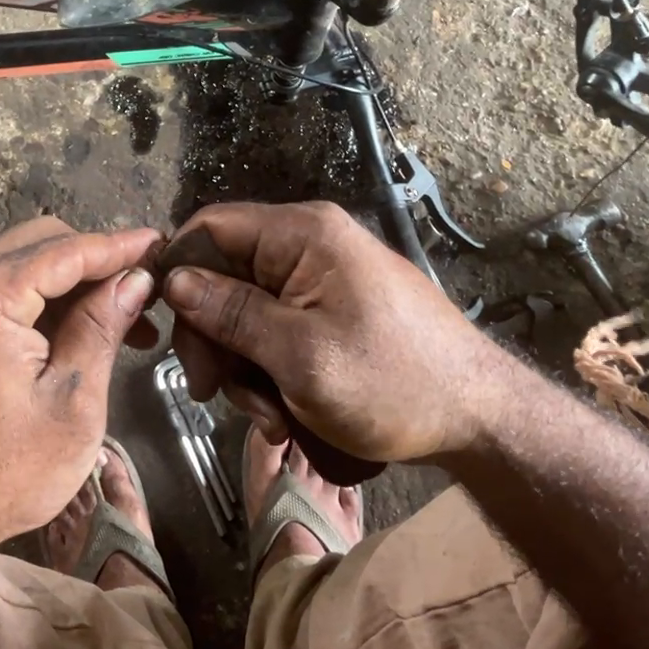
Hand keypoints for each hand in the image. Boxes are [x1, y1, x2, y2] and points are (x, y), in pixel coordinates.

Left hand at [0, 217, 160, 557]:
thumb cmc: (6, 473)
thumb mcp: (73, 404)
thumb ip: (101, 328)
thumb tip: (136, 279)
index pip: (65, 251)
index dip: (117, 246)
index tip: (161, 243)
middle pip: (43, 242)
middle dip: (96, 261)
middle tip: (144, 290)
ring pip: (25, 258)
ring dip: (74, 278)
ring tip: (124, 316)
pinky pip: (5, 282)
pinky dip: (45, 295)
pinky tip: (83, 323)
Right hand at [161, 201, 511, 461]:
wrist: (481, 421)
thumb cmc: (393, 383)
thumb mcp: (300, 356)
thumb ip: (232, 314)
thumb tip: (173, 280)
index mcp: (302, 234)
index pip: (211, 227)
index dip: (179, 270)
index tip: (166, 328)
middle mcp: (306, 244)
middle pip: (223, 274)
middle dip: (213, 337)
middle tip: (212, 392)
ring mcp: (319, 278)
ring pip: (243, 310)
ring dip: (242, 366)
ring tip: (269, 417)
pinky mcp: (328, 310)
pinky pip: (273, 330)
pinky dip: (267, 371)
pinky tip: (284, 413)